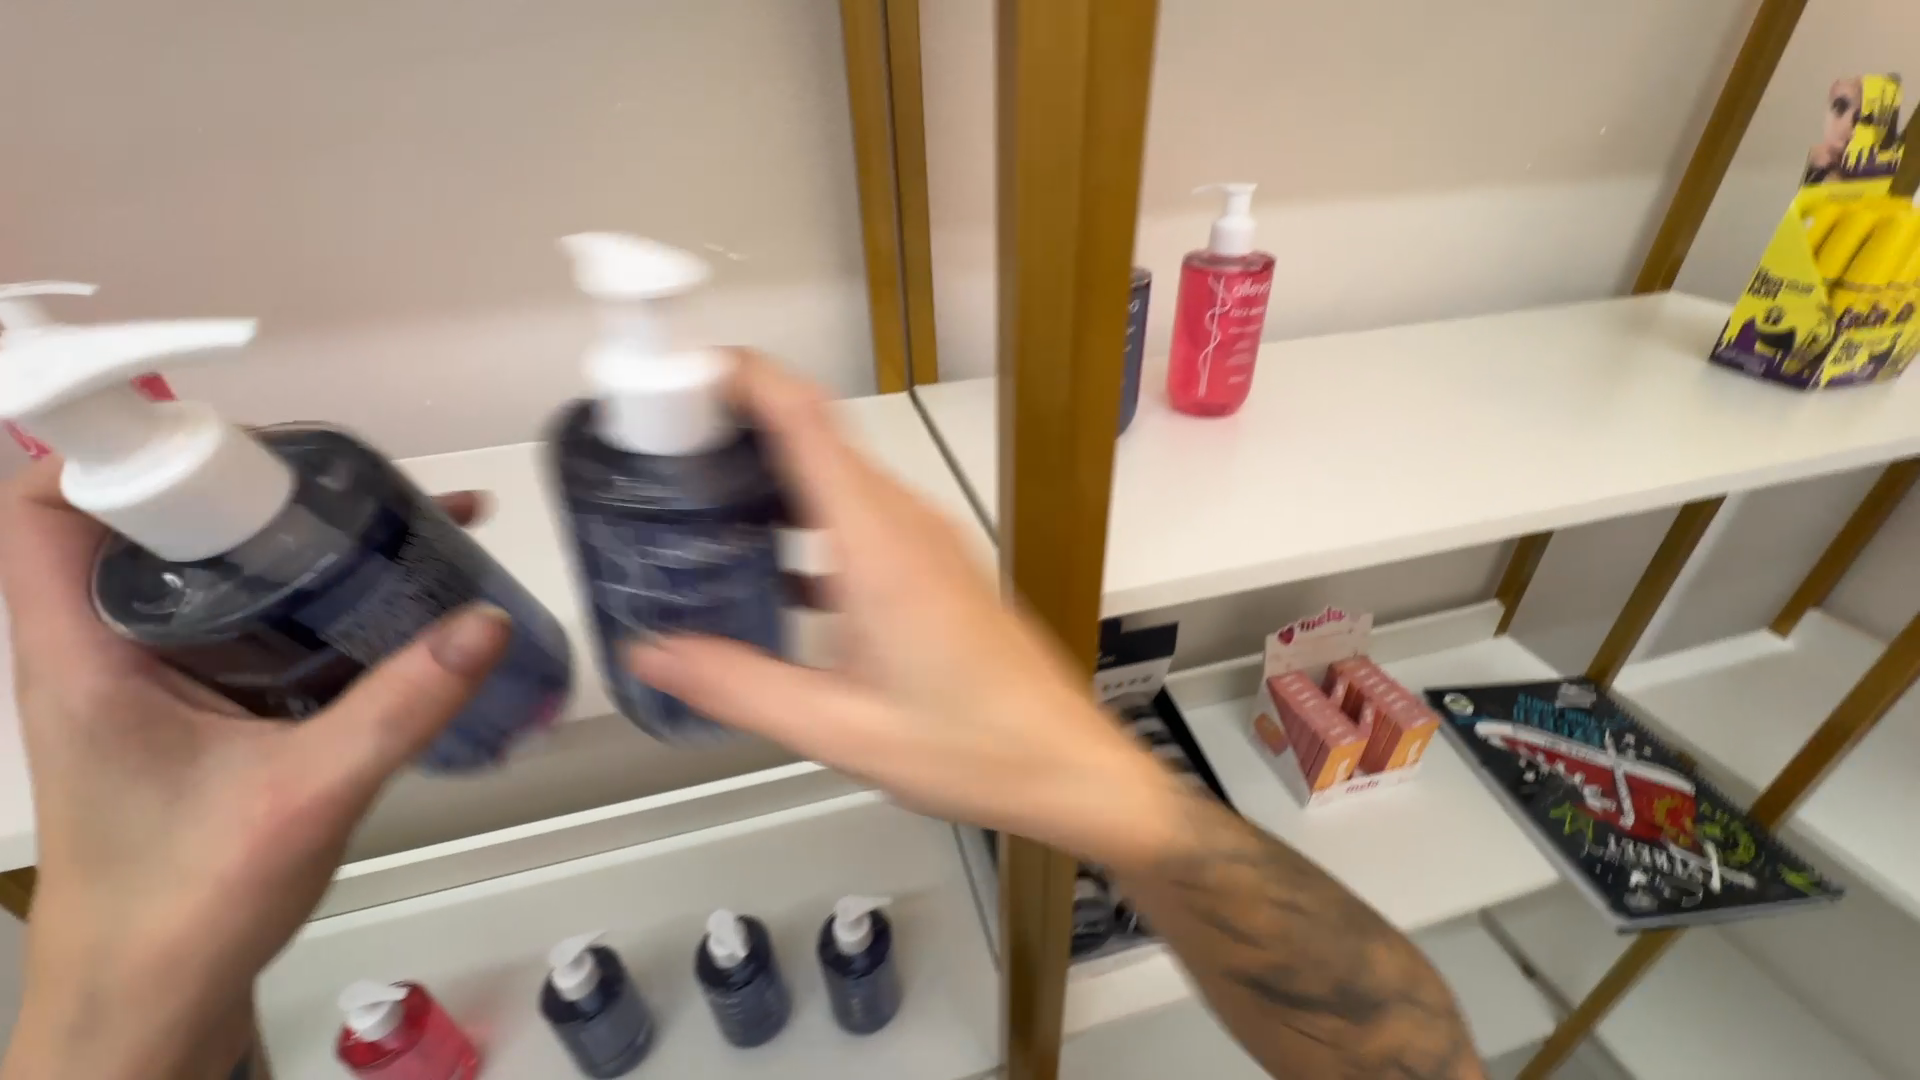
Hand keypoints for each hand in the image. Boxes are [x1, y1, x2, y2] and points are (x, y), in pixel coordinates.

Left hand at [0, 468, 510, 1079]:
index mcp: (87, 656)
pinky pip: (272, 623)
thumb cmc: (191, 896)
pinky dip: (332, 597)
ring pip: (230, 576)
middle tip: (369, 486)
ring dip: (312, 543)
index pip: (50, 515)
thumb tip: (486, 619)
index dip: (126, 453)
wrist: (162, 991)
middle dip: (266, 491)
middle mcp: (118, 650)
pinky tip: (402, 602)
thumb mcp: (307, 792)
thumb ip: (400, 705)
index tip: (248, 442)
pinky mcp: (221, 704)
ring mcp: (173, 678)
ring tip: (409, 526)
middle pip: (166, 529)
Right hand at [629, 353, 1183, 870]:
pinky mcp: (938, 563)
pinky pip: (864, 517)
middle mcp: (908, 523)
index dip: (746, 379)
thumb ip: (740, 685)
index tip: (684, 373)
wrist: (1062, 761)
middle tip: (666, 446)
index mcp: (879, 543)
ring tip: (703, 497)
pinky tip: (777, 569)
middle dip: (740, 425)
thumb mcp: (839, 727)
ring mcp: (929, 539)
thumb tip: (655, 654)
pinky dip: (813, 520)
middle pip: (818, 437)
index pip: (807, 420)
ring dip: (776, 474)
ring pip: (841, 476)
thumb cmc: (970, 744)